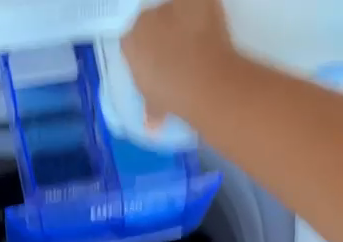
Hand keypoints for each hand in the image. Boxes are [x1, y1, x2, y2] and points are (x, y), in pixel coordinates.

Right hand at [120, 0, 241, 127]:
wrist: (203, 80)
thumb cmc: (172, 95)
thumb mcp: (155, 105)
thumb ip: (151, 109)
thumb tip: (151, 127)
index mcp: (130, 42)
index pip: (133, 41)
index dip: (146, 52)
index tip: (158, 65)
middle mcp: (146, 19)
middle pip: (153, 21)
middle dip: (163, 34)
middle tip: (179, 54)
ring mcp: (172, 7)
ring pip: (176, 10)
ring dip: (184, 22)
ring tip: (198, 42)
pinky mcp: (197, 0)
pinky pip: (201, 4)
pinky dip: (207, 13)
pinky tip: (212, 30)